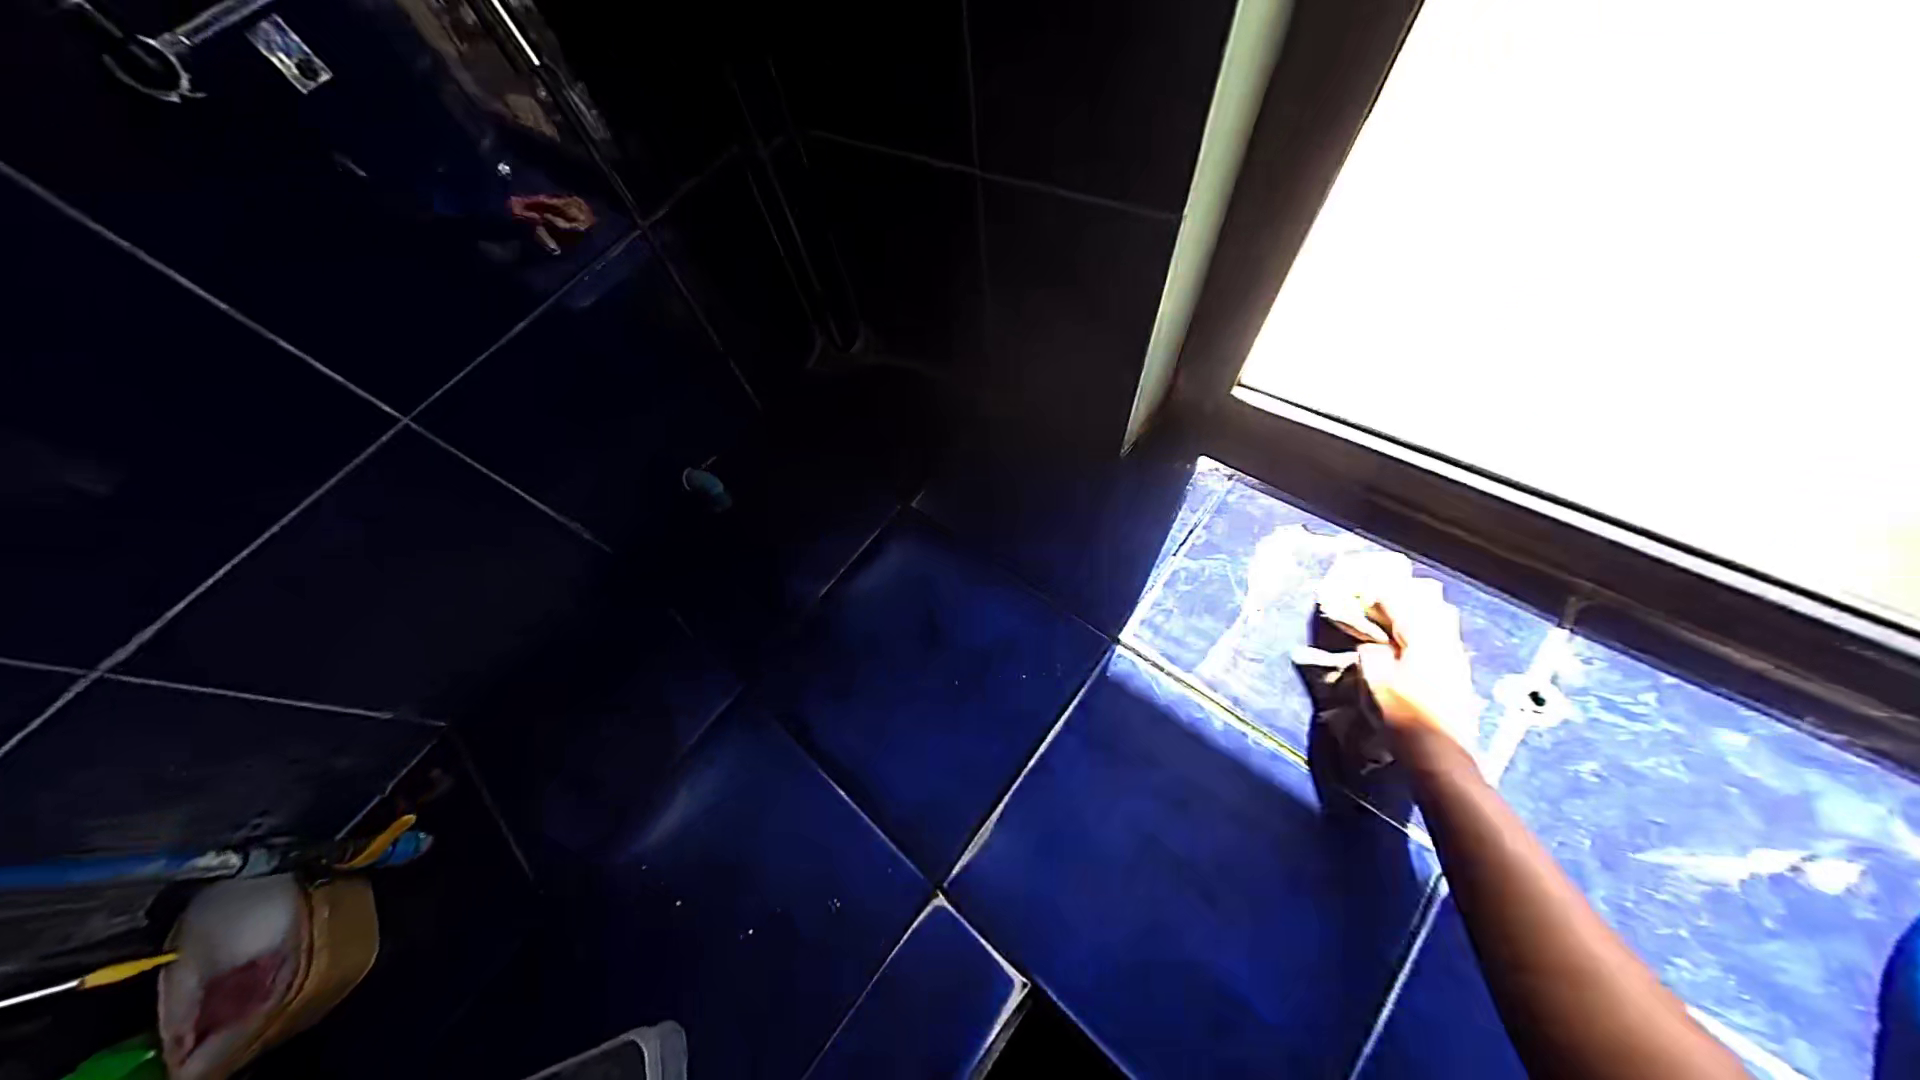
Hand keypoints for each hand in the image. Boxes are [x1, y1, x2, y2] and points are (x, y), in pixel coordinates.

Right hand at [1354, 577, 1482, 763]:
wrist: (1441, 757)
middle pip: (1431, 611)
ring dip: (1417, 622)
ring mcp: (1457, 664)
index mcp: (1424, 641)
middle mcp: (1446, 646)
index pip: (1401, 606)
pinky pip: (1441, 646)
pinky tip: (1409, 651)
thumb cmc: (1403, 716)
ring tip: (1394, 626)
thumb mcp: (1375, 681)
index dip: (1380, 599)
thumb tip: (1373, 645)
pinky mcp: (1459, 681)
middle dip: (1407, 604)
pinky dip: (1423, 640)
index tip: (1363, 597)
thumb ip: (1372, 654)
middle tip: (1382, 606)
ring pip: (1439, 628)